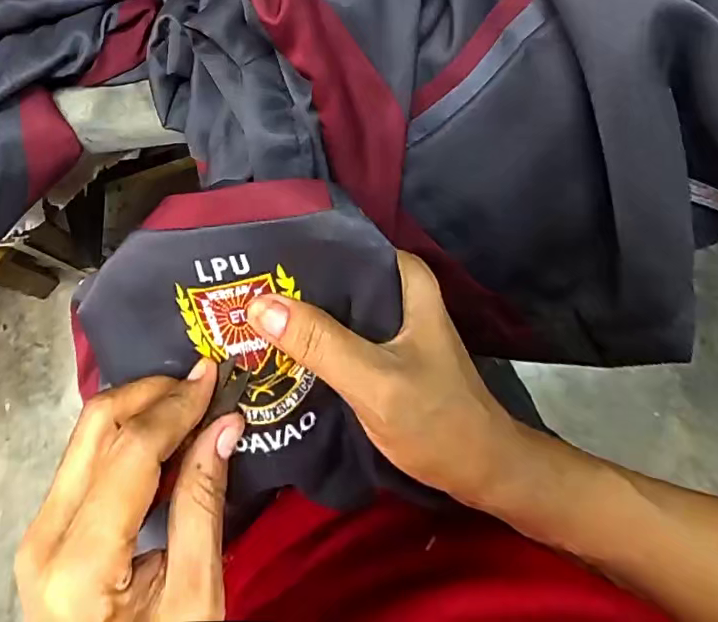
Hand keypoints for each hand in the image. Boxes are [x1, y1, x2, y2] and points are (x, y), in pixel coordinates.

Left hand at [16, 363, 245, 621]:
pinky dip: (130, 432)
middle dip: (155, 391)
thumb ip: (203, 504)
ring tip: (193, 405)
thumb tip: (225, 423)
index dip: (178, 404)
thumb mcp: (194, 597)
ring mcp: (38, 535)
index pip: (132, 449)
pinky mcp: (47, 534)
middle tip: (204, 385)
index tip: (216, 377)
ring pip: (88, 435)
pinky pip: (87, 458)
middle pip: (97, 426)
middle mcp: (43, 538)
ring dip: (143, 407)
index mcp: (79, 563)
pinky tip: (168, 436)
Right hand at [245, 251, 529, 507]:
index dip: (303, 252)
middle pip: (339, 278)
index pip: (348, 247)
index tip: (254, 259)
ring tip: (245, 318)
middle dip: (294, 285)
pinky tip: (278, 352)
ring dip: (302, 316)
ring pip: (339, 309)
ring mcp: (393, 326)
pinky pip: (342, 336)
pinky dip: (315, 342)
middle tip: (238, 292)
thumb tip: (259, 304)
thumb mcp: (373, 379)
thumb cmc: (435, 419)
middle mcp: (400, 294)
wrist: (479, 470)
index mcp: (407, 280)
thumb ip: (321, 343)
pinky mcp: (385, 354)